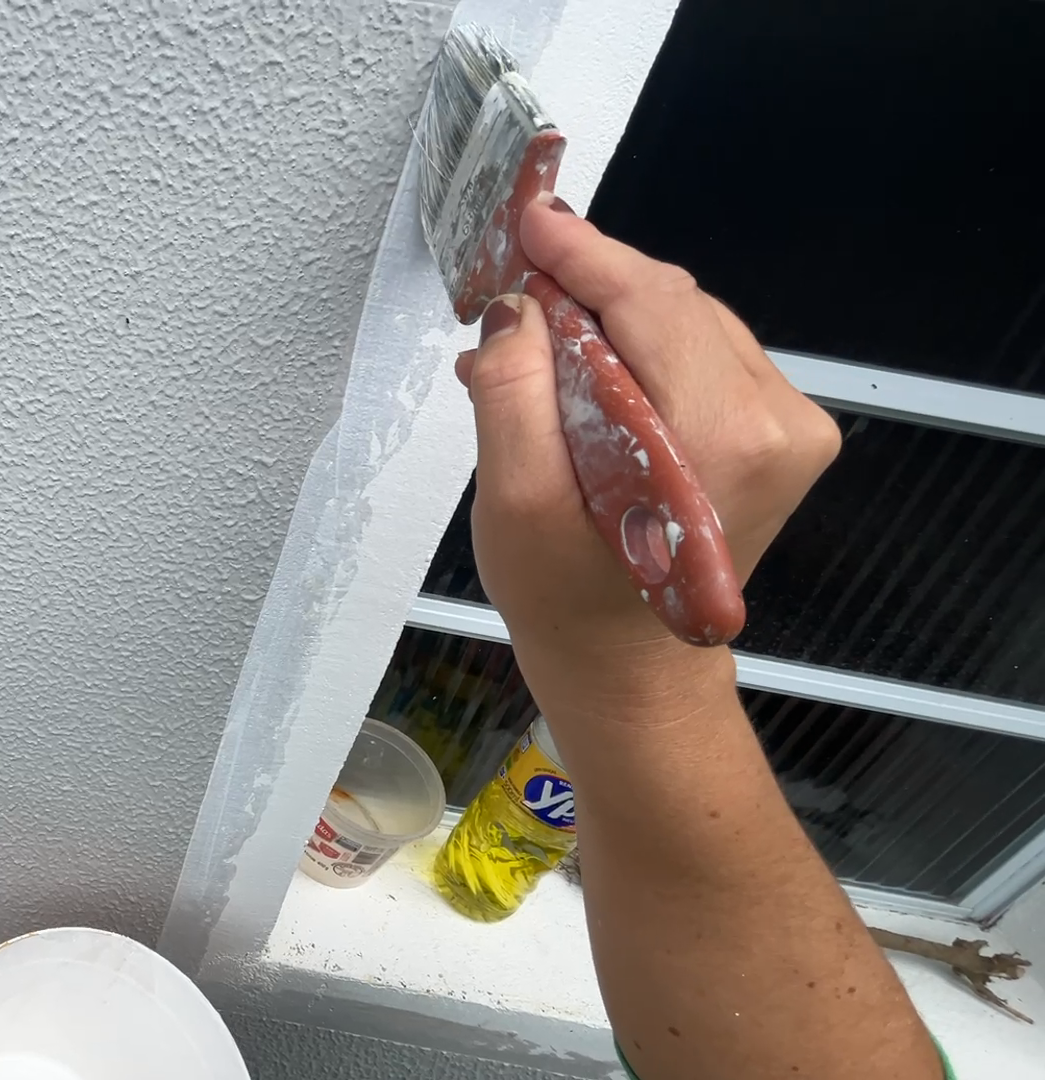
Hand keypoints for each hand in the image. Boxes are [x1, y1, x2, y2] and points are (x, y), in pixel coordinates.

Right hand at [454, 194, 839, 722]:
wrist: (622, 661)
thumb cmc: (558, 591)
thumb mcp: (514, 499)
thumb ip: (513, 397)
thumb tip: (512, 311)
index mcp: (716, 434)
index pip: (650, 302)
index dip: (583, 253)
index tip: (528, 220)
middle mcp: (776, 417)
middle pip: (672, 304)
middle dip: (584, 280)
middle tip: (506, 281)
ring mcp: (787, 424)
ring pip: (683, 324)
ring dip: (601, 313)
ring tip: (524, 330)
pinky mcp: (773, 433)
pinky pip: (695, 355)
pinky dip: (628, 344)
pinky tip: (572, 364)